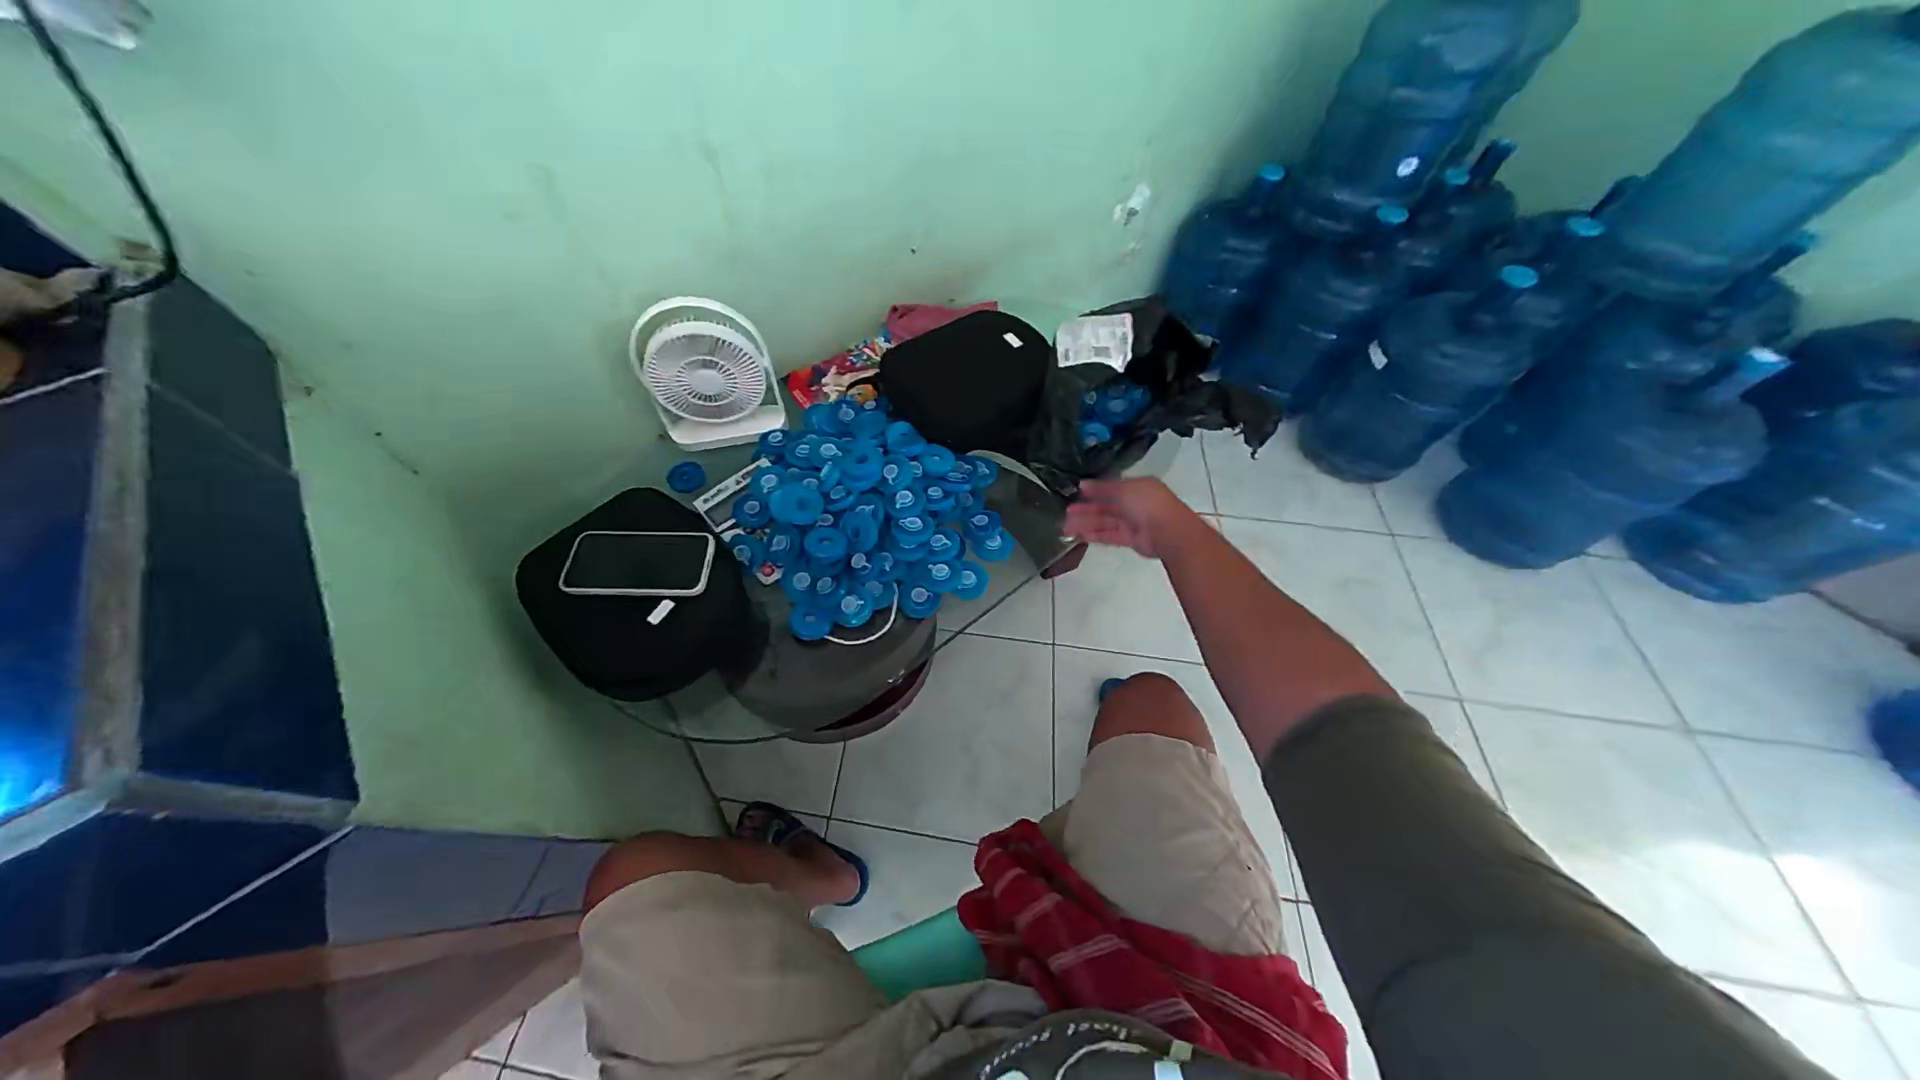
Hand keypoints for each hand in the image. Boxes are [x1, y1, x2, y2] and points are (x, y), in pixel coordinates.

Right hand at [1063, 477, 1194, 558]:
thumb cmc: (1148, 504)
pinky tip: (1078, 535)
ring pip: (1105, 521)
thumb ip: (1102, 488)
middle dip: (1086, 508)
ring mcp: (1133, 522)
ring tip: (1066, 525)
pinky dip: (1094, 534)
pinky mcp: (1130, 539)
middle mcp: (1134, 503)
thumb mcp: (1124, 489)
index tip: (1073, 492)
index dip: (1092, 490)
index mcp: (1137, 486)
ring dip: (1086, 522)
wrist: (1169, 532)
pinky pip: (1109, 535)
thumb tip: (1082, 484)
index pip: (1110, 486)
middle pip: (1106, 505)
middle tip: (1065, 511)